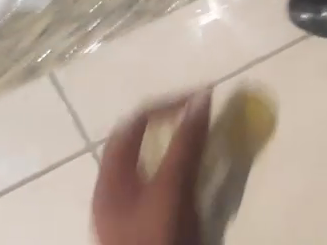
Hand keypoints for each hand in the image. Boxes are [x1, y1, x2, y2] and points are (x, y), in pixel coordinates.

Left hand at [93, 90, 211, 244]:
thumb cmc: (156, 241)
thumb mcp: (171, 190)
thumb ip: (186, 143)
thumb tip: (202, 97)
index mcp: (111, 179)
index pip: (136, 121)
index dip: (169, 103)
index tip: (204, 99)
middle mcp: (116, 190)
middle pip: (146, 141)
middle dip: (180, 125)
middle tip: (209, 118)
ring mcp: (131, 210)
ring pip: (160, 162)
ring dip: (187, 148)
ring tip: (214, 145)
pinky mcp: (149, 224)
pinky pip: (171, 184)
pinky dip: (190, 172)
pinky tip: (208, 179)